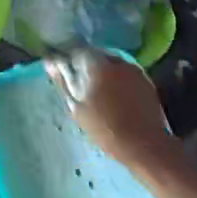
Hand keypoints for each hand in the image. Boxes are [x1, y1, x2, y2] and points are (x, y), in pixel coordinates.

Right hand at [48, 49, 177, 171]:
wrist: (146, 146)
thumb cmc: (107, 128)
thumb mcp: (78, 108)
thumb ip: (63, 81)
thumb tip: (49, 62)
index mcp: (96, 63)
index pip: (77, 51)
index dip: (71, 61)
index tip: (67, 74)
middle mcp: (116, 60)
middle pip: (96, 56)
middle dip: (89, 67)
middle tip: (84, 86)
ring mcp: (133, 70)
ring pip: (112, 65)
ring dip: (105, 74)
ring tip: (102, 94)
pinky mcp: (146, 81)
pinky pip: (126, 75)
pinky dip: (120, 82)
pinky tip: (119, 100)